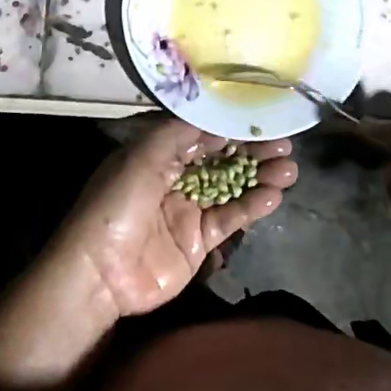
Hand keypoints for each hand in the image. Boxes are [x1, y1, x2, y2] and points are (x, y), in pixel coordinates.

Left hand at [48, 118, 297, 316]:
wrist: (100, 272)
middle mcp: (176, 177)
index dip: (232, 127)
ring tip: (289, 169)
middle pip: (221, 159)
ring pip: (231, 187)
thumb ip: (180, 134)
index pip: (202, 134)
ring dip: (259, 176)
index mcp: (158, 153)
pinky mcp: (199, 241)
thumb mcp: (143, 155)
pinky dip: (252, 206)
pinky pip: (230, 218)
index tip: (262, 118)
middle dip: (252, 150)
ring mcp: (188, 210)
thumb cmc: (117, 203)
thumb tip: (216, 117)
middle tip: (286, 145)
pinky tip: (274, 195)